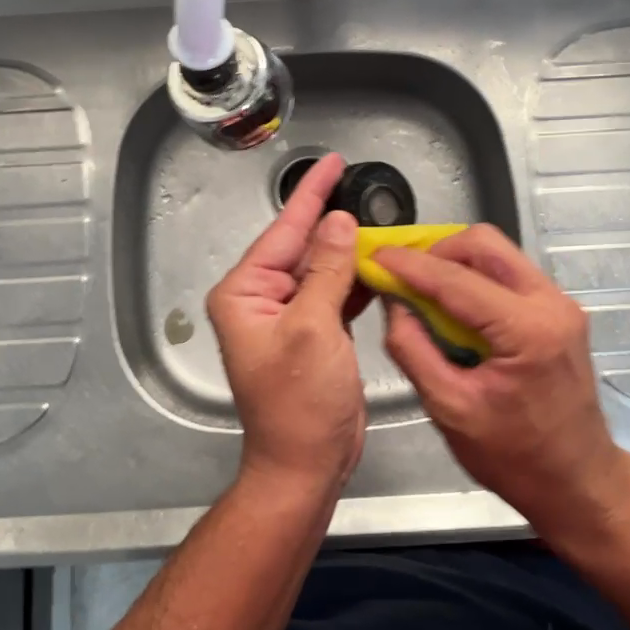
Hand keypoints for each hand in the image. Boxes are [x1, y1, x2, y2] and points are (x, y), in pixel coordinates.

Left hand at [206, 152, 369, 491]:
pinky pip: (337, 292)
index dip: (311, 195)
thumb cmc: (298, 404)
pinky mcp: (317, 331)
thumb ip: (326, 271)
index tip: (333, 163)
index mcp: (245, 292)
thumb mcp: (313, 330)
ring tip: (383, 221)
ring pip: (325, 268)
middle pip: (305, 247)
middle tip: (367, 189)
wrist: (305, 466)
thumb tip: (339, 221)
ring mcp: (291, 315)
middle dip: (336, 222)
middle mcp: (263, 297)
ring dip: (353, 250)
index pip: (283, 231)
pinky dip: (360, 279)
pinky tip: (384, 262)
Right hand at [375, 224, 629, 536]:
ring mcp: (560, 304)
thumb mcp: (449, 409)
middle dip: (436, 252)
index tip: (373, 257)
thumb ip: (413, 351)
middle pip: (484, 244)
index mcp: (528, 330)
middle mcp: (551, 303)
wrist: (579, 484)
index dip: (409, 265)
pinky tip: (451, 304)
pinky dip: (475, 277)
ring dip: (455, 262)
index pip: (456, 280)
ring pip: (498, 253)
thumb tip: (393, 305)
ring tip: (420, 288)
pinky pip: (509, 274)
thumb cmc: (515, 458)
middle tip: (402, 275)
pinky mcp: (559, 312)